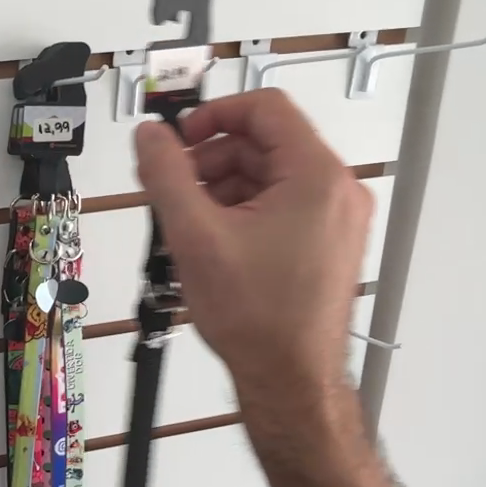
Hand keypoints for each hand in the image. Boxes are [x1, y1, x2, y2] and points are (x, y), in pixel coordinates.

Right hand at [134, 89, 371, 402]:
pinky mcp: (324, 242)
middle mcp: (336, 191)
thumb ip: (166, 174)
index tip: (177, 140)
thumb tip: (149, 135)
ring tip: (189, 226)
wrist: (289, 377)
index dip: (213, 115)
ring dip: (220, 189)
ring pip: (266, 176)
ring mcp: (333, 218)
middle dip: (209, 161)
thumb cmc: (255, 315)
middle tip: (173, 192)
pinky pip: (276, 205)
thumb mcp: (194, 235)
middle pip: (262, 144)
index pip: (265, 109)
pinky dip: (239, 211)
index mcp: (316, 177)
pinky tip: (211, 242)